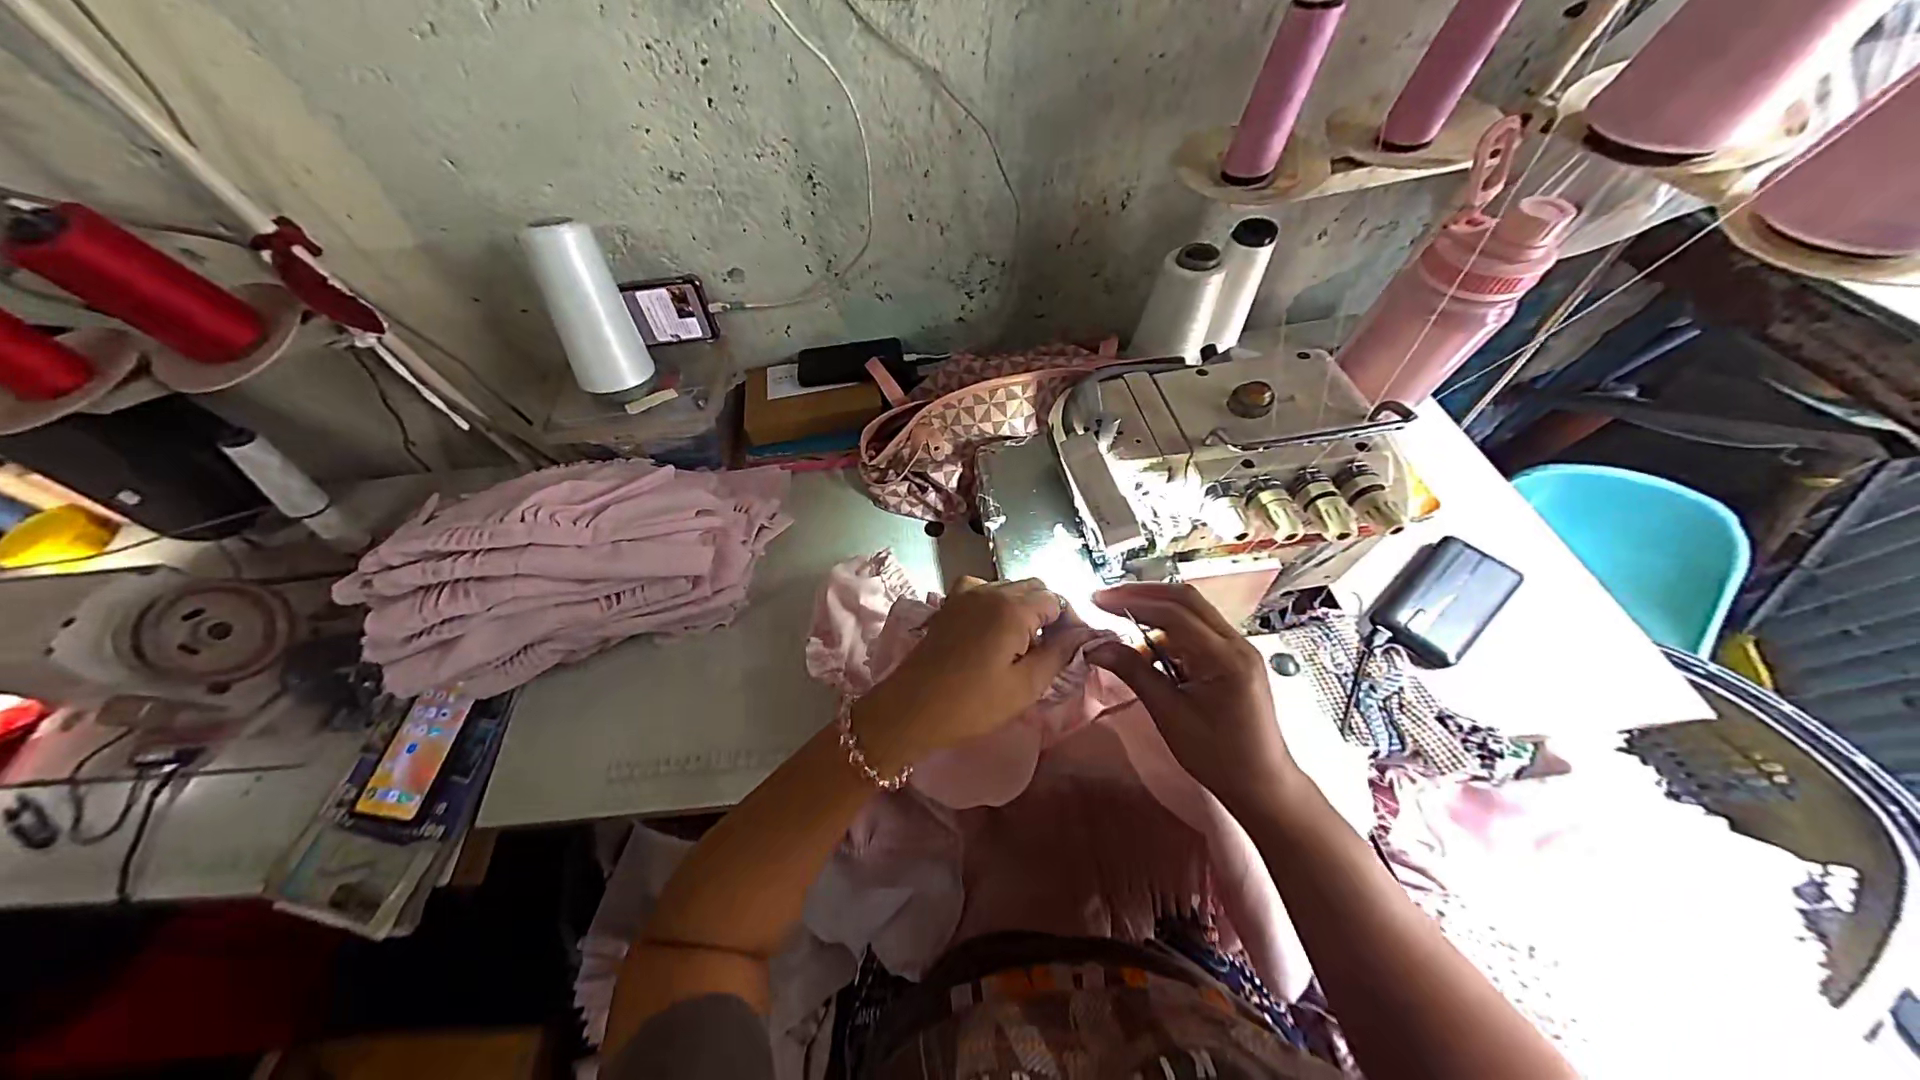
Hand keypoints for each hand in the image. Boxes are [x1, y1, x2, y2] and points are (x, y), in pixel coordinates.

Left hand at [852, 577, 1099, 772]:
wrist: (910, 710)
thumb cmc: (971, 704)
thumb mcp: (1025, 687)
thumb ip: (1058, 654)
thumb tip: (1082, 634)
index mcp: (1012, 607)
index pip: (1056, 600)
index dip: (1068, 622)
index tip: (1070, 650)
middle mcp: (989, 589)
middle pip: (1033, 588)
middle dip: (1047, 613)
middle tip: (1048, 650)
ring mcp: (965, 593)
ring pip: (1009, 588)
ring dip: (1022, 609)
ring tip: (1021, 647)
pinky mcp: (949, 604)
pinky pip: (984, 592)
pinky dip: (996, 606)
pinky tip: (992, 634)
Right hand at [1087, 583, 1299, 813]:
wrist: (1262, 784)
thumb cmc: (1217, 757)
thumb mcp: (1169, 714)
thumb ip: (1134, 672)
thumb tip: (1097, 647)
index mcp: (1225, 658)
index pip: (1174, 613)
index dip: (1131, 601)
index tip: (1098, 599)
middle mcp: (1237, 643)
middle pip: (1186, 599)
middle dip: (1142, 594)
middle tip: (1105, 597)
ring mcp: (1239, 648)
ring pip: (1193, 611)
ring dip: (1155, 609)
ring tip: (1119, 616)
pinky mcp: (1235, 658)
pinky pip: (1198, 630)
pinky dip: (1169, 629)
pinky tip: (1147, 641)